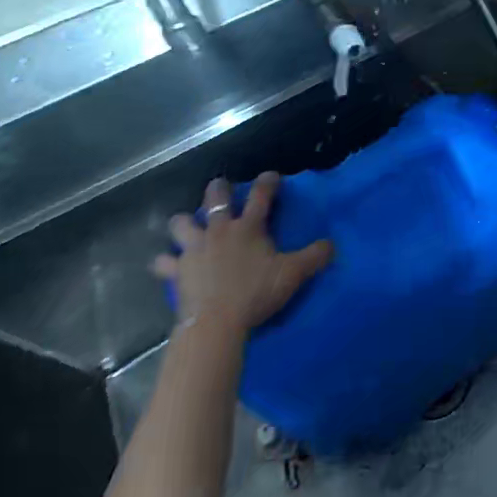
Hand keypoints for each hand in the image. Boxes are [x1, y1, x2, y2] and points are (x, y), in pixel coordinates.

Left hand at [152, 172, 332, 339]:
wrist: (218, 320)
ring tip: (187, 224)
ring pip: (182, 224)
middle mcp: (219, 231)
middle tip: (220, 186)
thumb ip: (314, 257)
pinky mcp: (178, 269)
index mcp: (248, 228)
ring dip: (183, 222)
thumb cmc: (257, 293)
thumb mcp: (293, 274)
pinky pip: (164, 262)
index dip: (268, 183)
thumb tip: (331, 244)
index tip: (271, 175)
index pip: (261, 196)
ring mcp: (195, 248)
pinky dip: (164, 262)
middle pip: (216, 200)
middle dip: (218, 189)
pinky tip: (164, 263)